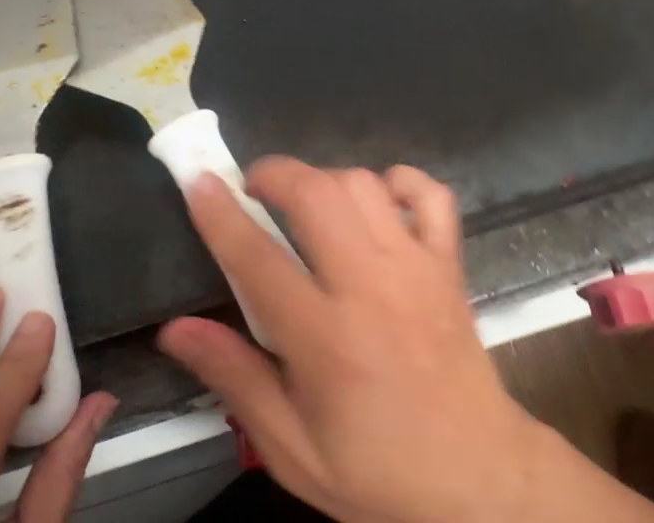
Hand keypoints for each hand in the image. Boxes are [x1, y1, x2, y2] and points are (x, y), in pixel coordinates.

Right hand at [160, 159, 653, 522]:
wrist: (477, 479)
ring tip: (306, 202)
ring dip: (326, 179)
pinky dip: (400, 182)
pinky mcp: (448, 266)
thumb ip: (234, 378)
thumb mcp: (291, 447)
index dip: (220, 213)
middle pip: (316, 194)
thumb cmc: (376, 467)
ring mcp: (416, 268)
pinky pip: (430, 196)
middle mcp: (370, 286)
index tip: (197, 179)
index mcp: (324, 337)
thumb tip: (175, 330)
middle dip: (274, 173)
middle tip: (252, 188)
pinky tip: (378, 199)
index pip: (257, 256)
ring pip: (364, 185)